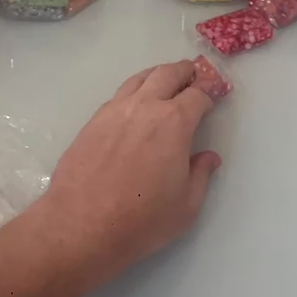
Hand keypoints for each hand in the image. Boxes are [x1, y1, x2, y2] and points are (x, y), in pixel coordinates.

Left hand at [30, 60, 221, 286]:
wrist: (82, 225)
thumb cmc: (141, 220)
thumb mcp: (185, 206)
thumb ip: (201, 175)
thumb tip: (209, 157)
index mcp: (174, 122)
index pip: (197, 94)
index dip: (210, 91)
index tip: (215, 93)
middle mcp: (145, 106)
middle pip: (168, 74)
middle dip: (185, 71)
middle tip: (193, 75)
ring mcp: (116, 109)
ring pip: (141, 78)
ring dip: (158, 75)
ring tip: (165, 80)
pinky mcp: (94, 119)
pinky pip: (120, 93)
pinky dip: (135, 90)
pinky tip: (136, 103)